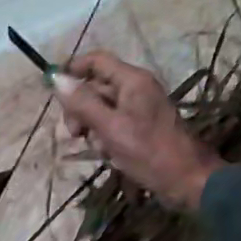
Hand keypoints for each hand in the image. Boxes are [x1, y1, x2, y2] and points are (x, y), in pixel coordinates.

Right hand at [54, 51, 227, 210]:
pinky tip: (110, 155)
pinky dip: (107, 136)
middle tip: (75, 134)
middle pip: (96, 85)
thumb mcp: (110, 128)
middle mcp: (136, 87)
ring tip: (100, 149)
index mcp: (132, 79)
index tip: (54, 91)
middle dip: (81, 108)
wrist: (187, 179)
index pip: (97, 60)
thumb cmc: (149, 151)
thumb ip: (83, 103)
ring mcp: (140, 106)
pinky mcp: (142, 125)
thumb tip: (57, 77)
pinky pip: (114, 123)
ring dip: (94, 127)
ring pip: (103, 107)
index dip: (73, 70)